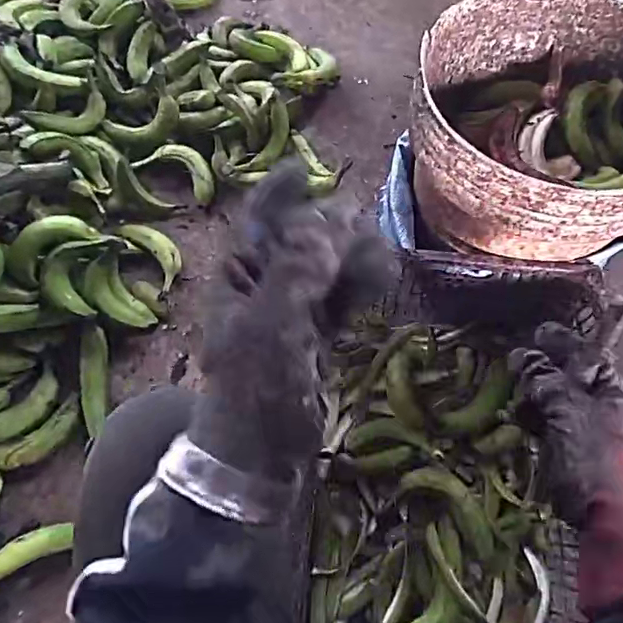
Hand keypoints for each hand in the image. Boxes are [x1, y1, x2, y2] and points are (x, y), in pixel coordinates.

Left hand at [190, 164, 392, 480]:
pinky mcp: (317, 333)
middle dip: (334, 228)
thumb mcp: (272, 325)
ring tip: (382, 259)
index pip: (261, 219)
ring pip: (328, 265)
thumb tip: (330, 218)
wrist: (260, 456)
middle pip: (304, 238)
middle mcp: (265, 284)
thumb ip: (299, 269)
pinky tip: (381, 280)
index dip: (282, 190)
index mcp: (240, 275)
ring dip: (354, 256)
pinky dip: (361, 285)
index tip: (309, 166)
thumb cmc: (254, 388)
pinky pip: (342, 296)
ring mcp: (293, 309)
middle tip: (366, 226)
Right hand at [509, 300, 622, 526]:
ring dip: (533, 393)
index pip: (586, 355)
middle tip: (516, 361)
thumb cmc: (589, 455)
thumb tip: (522, 354)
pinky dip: (531, 417)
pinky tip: (517, 417)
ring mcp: (581, 428)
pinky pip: (546, 423)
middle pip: (567, 377)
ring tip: (513, 390)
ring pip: (553, 399)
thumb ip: (544, 379)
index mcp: (608, 391)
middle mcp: (597, 406)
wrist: (598, 513)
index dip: (564, 342)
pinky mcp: (565, 449)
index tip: (538, 333)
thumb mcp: (566, 409)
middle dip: (542, 368)